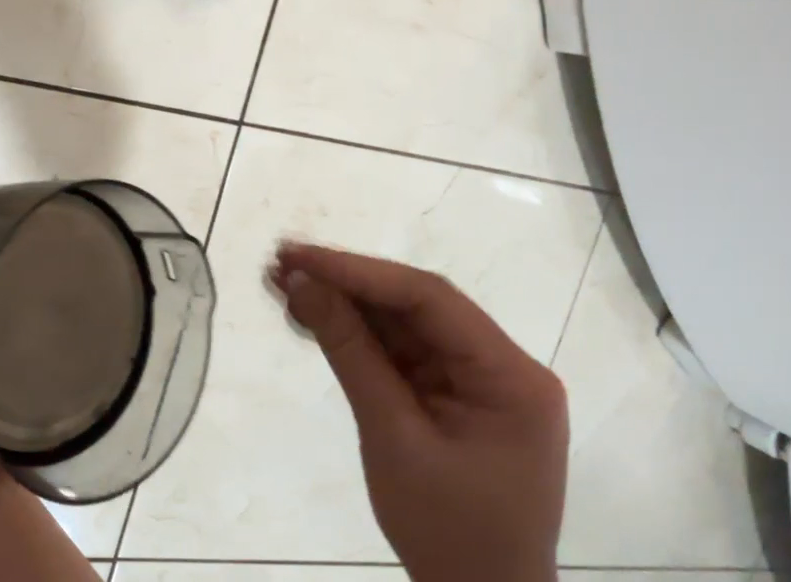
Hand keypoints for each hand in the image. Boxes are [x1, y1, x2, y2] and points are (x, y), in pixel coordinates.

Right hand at [272, 243, 568, 581]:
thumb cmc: (446, 531)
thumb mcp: (392, 437)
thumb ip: (350, 352)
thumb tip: (301, 282)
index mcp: (511, 376)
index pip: (428, 299)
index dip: (356, 272)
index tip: (297, 258)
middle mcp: (503, 367)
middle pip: (416, 306)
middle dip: (346, 283)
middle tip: (279, 264)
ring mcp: (479, 383)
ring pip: (404, 324)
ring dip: (345, 305)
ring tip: (282, 286)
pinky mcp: (454, 398)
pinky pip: (402, 353)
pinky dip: (357, 337)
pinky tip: (311, 319)